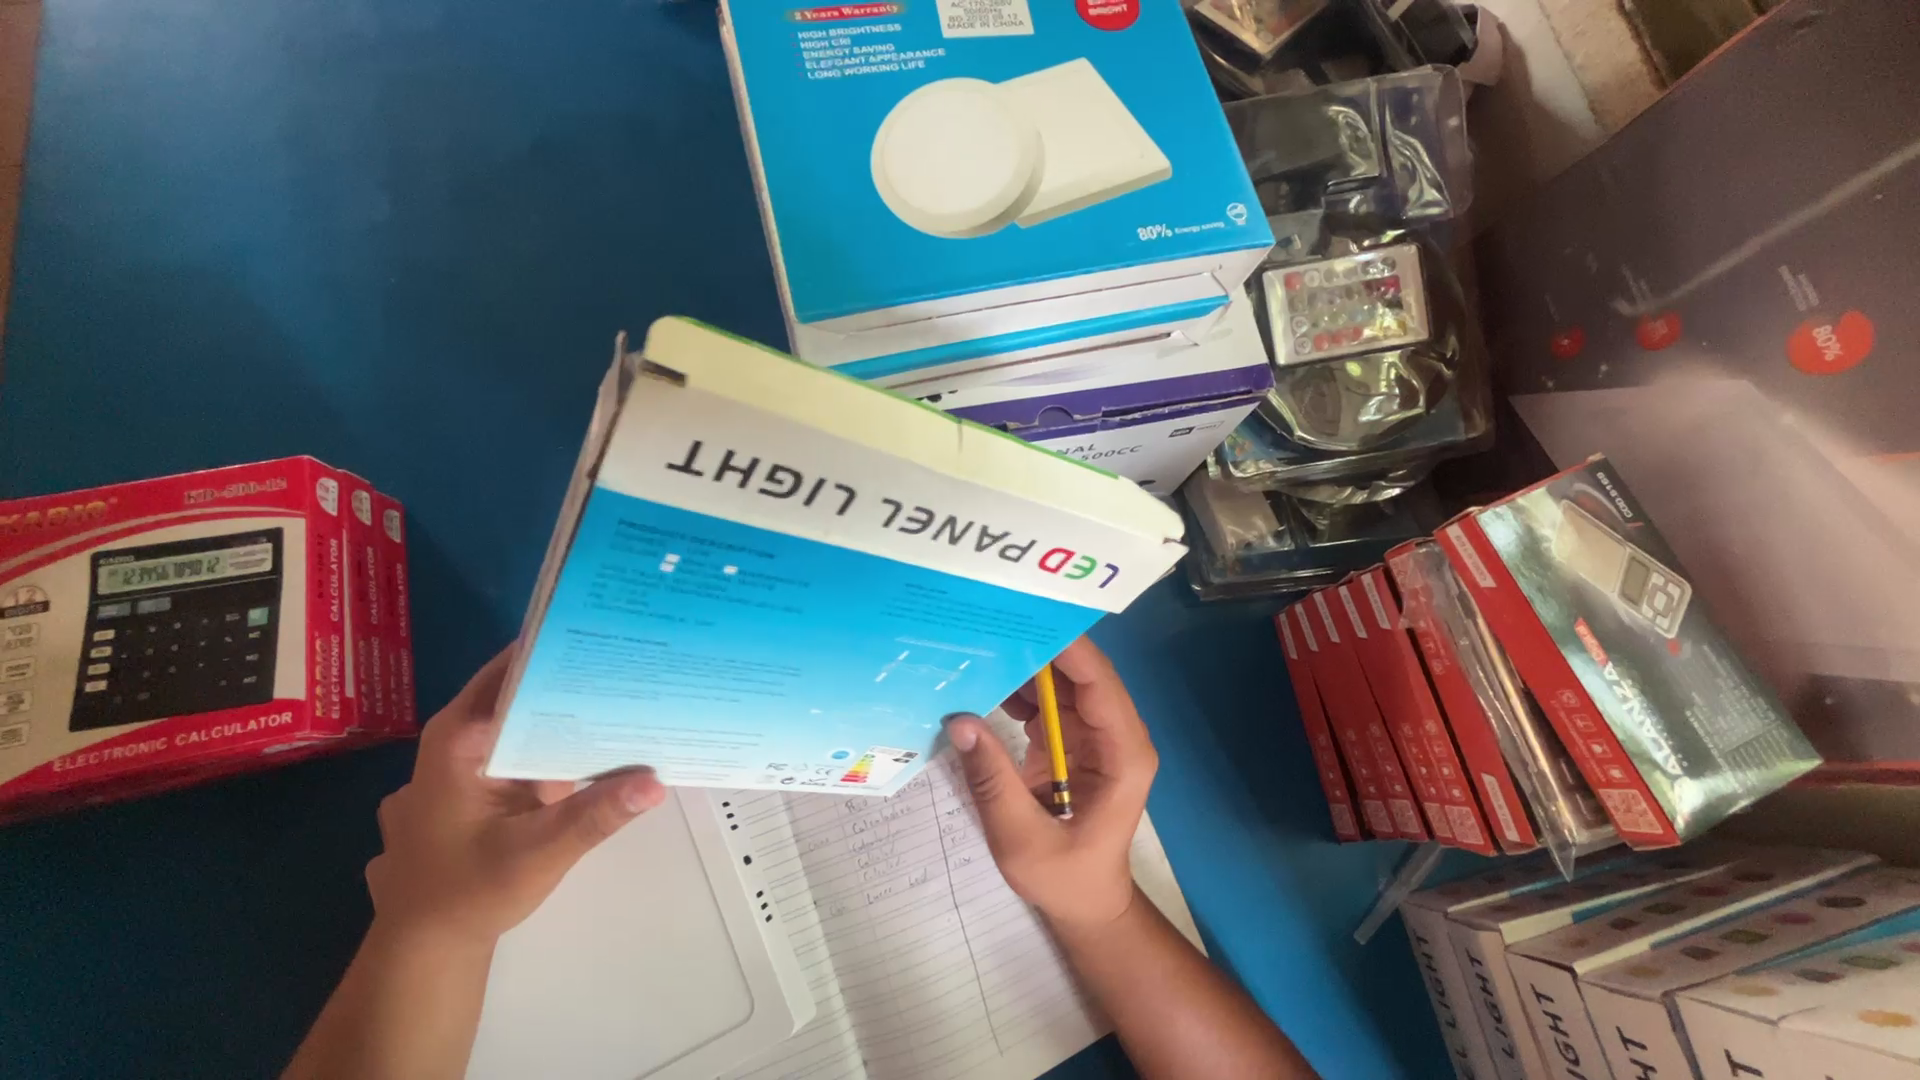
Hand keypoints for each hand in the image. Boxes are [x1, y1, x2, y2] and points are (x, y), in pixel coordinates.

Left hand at [365, 650, 666, 945]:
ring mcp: (486, 753)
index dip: (565, 645)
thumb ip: (595, 815)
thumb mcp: (536, 853)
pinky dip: (578, 733)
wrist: (429, 943)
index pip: (517, 666)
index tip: (617, 631)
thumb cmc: (468, 892)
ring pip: (539, 709)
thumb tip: (657, 781)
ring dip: (585, 701)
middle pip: (533, 682)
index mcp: (462, 736)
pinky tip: (624, 730)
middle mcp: (470, 733)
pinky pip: (542, 736)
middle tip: (647, 655)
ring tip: (644, 684)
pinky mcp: (502, 773)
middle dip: (586, 670)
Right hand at [945, 637, 1155, 930]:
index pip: (1100, 684)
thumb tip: (959, 720)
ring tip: (979, 645)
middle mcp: (1114, 735)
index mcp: (1123, 754)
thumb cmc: (1066, 879)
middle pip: (1080, 675)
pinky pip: (1047, 704)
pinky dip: (1019, 692)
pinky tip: (985, 682)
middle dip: (1040, 649)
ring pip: (1062, 684)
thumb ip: (992, 779)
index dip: (1069, 649)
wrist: (1086, 905)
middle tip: (991, 624)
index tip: (1027, 620)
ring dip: (1025, 667)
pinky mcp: (1071, 742)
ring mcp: (1093, 736)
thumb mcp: (1022, 838)